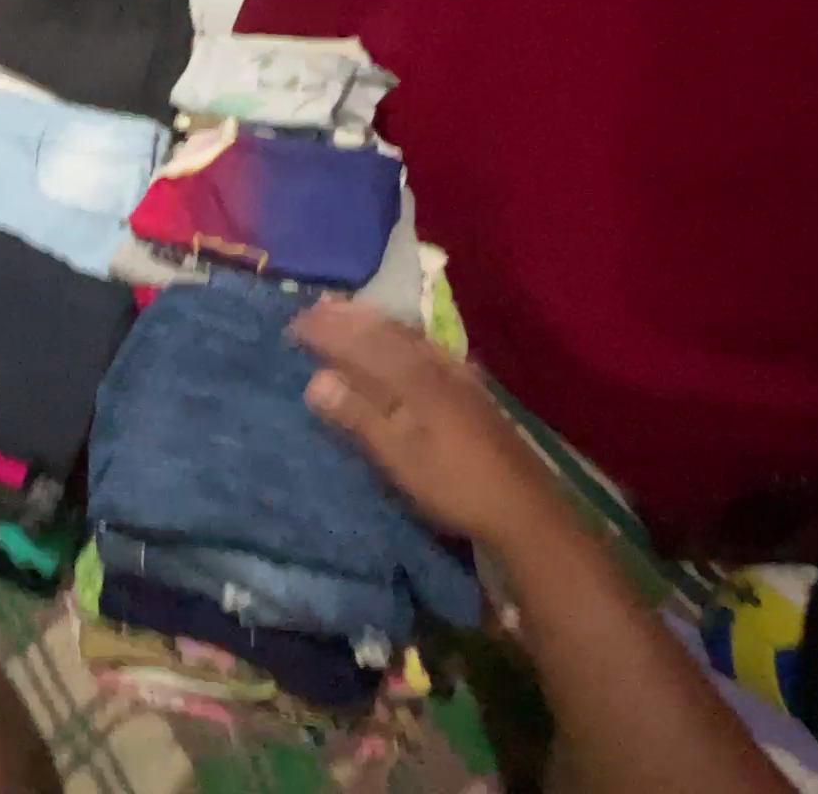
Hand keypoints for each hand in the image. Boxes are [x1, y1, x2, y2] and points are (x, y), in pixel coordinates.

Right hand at [290, 298, 564, 545]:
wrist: (524, 510)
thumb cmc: (453, 485)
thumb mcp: (398, 456)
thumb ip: (358, 415)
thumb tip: (314, 380)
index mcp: (414, 380)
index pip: (361, 344)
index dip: (327, 332)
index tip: (293, 325)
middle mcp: (435, 367)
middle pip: (387, 332)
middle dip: (349, 318)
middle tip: (317, 307)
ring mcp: (457, 377)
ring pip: (409, 336)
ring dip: (375, 321)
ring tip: (350, 313)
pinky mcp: (470, 390)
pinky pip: (426, 348)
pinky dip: (403, 336)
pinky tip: (405, 341)